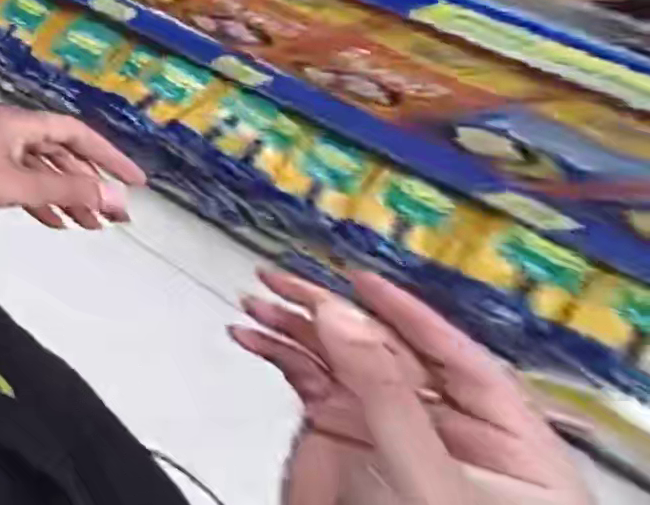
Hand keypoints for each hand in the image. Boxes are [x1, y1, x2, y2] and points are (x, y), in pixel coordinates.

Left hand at [0, 105, 144, 227]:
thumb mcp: (20, 184)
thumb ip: (69, 190)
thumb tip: (117, 198)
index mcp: (20, 122)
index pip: (76, 133)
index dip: (108, 156)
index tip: (135, 182)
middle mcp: (9, 127)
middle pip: (59, 151)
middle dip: (88, 183)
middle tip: (115, 217)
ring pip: (40, 167)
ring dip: (65, 193)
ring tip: (90, 225)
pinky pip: (19, 176)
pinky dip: (38, 196)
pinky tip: (54, 221)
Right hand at [231, 268, 590, 504]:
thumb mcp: (424, 474)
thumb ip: (385, 394)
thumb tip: (344, 314)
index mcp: (503, 443)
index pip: (461, 361)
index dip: (411, 315)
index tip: (359, 278)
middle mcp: (442, 425)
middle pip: (384, 348)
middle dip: (326, 310)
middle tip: (277, 279)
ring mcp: (385, 425)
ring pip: (337, 356)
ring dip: (290, 325)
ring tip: (252, 304)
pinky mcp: (339, 427)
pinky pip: (305, 375)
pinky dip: (273, 351)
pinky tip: (248, 336)